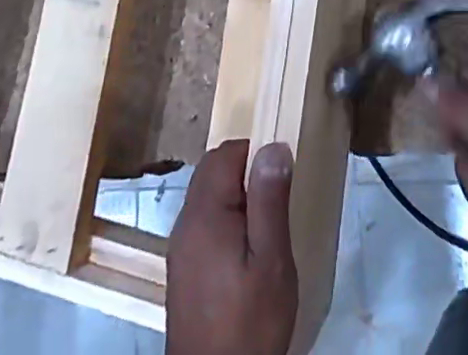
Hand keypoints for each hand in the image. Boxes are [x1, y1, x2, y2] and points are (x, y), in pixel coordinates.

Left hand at [166, 140, 297, 354]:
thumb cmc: (251, 320)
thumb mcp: (271, 257)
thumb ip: (270, 199)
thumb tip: (273, 147)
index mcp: (205, 217)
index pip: (225, 155)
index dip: (256, 151)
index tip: (285, 172)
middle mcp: (186, 226)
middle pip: (214, 171)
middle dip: (249, 169)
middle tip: (282, 197)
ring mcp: (182, 249)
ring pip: (211, 195)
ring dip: (242, 194)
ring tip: (273, 223)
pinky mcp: (187, 269)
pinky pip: (208, 221)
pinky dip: (232, 216)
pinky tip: (254, 246)